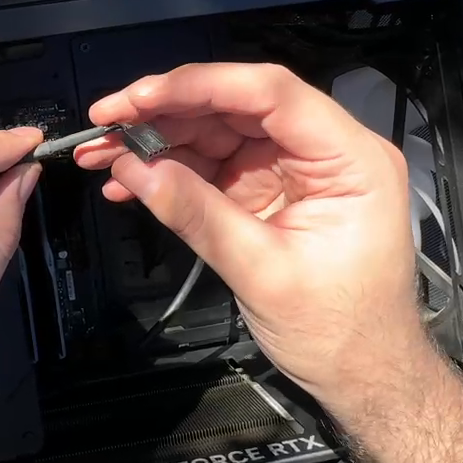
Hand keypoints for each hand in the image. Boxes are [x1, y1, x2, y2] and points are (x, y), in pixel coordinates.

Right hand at [74, 63, 425, 410]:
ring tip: (99, 151)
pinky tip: (126, 180)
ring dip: (153, 139)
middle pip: (231, 104)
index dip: (199, 85)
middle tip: (105, 121)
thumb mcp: (264, 273)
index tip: (140, 98)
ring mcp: (287, 165)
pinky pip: (207, 162)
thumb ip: (198, 215)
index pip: (269, 93)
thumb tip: (136, 170)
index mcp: (347, 157)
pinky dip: (165, 169)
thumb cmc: (341, 333)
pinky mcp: (262, 185)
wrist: (363, 377)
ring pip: (211, 129)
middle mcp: (318, 147)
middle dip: (162, 111)